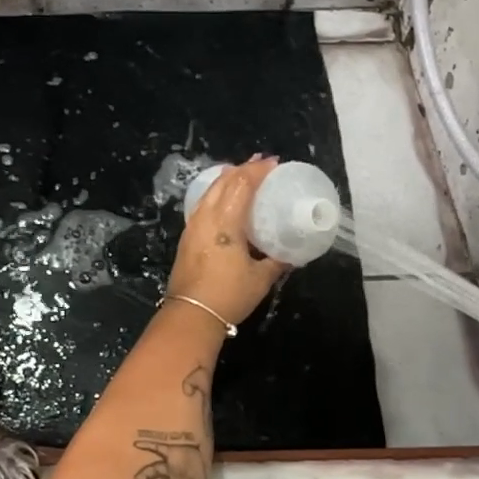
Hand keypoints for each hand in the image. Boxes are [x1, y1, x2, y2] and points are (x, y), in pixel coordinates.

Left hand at [166, 156, 287, 323]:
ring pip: (209, 192)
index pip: (241, 185)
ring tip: (242, 174)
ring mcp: (193, 226)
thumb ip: (277, 262)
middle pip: (222, 182)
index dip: (257, 171)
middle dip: (241, 169)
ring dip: (227, 179)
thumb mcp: (260, 279)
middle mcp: (206, 217)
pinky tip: (223, 199)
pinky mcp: (187, 237)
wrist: (190, 314)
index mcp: (225, 222)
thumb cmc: (228, 295)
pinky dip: (216, 194)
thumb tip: (292, 255)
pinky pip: (203, 204)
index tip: (274, 163)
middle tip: (260, 164)